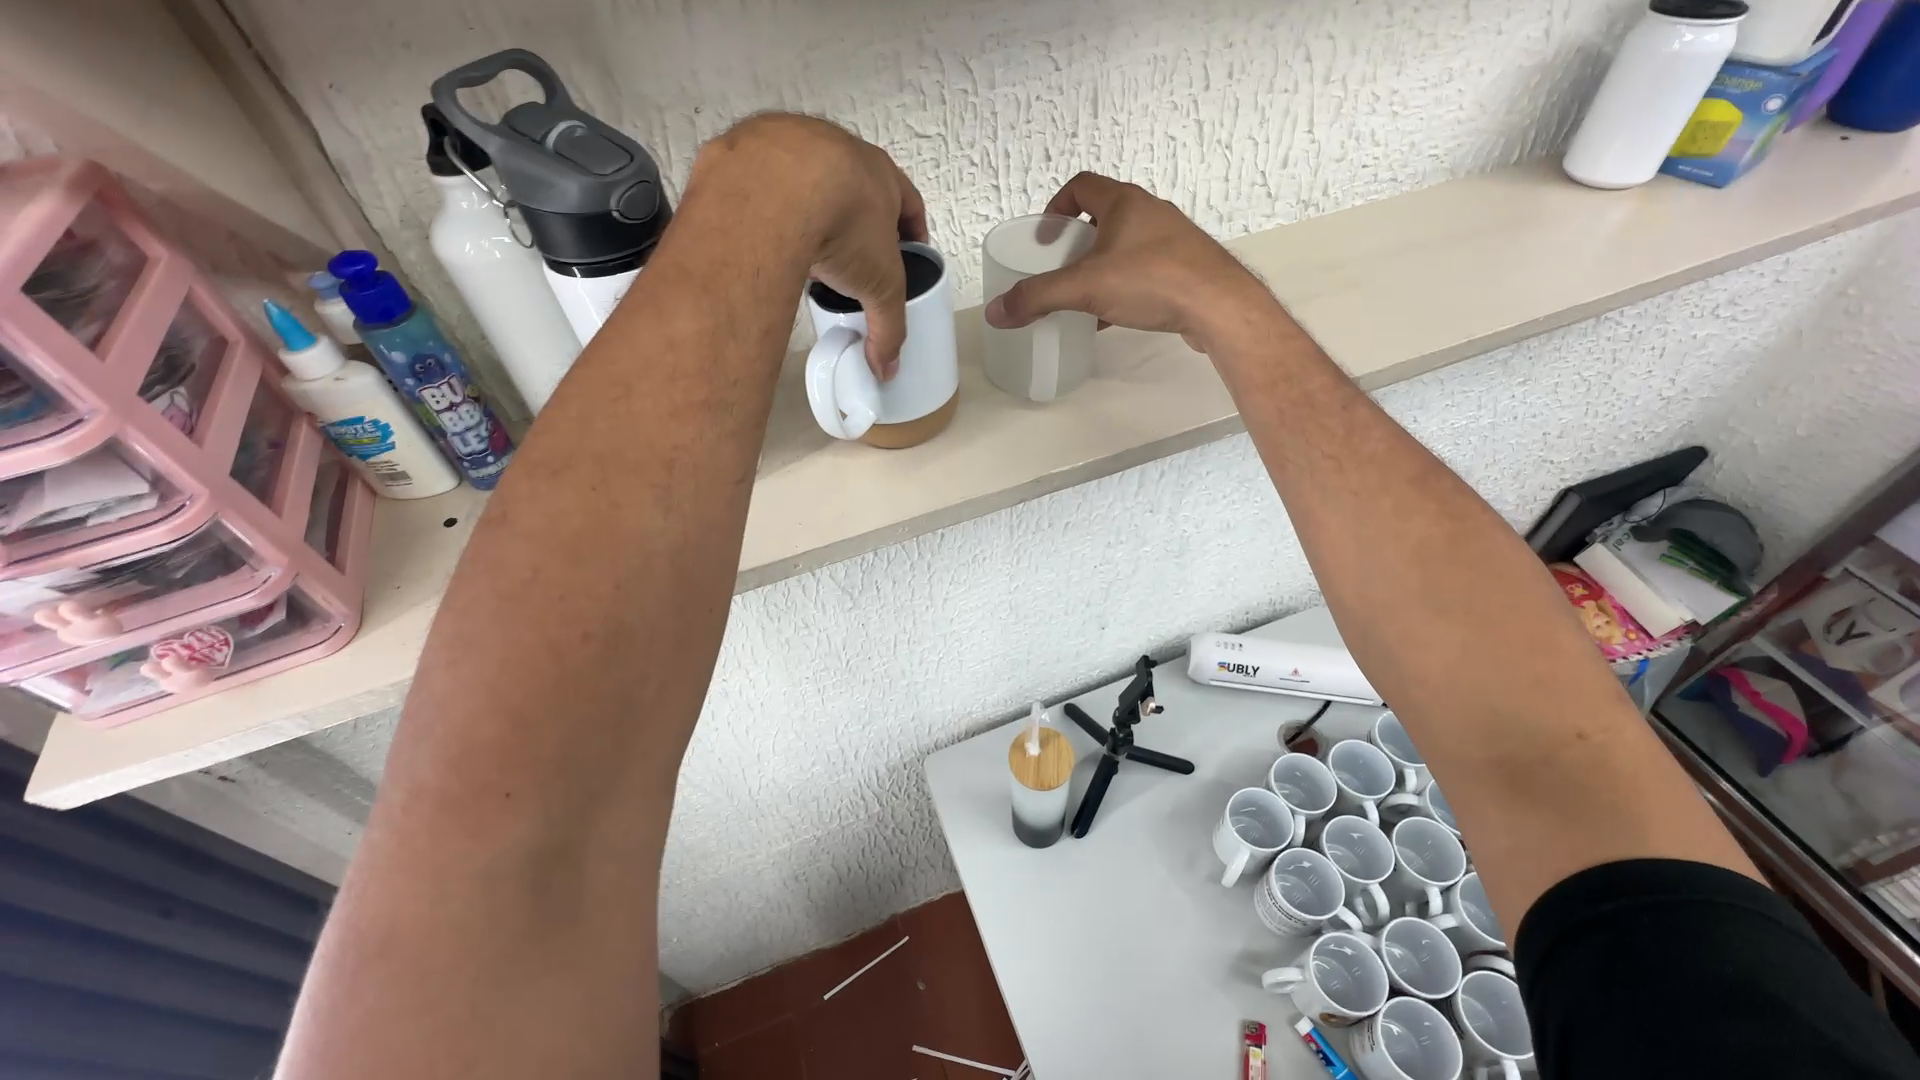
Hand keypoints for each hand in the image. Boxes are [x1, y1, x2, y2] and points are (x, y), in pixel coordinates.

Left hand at [690, 114, 926, 378]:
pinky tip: (761, 235)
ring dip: (809, 209)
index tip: (906, 252)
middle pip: (855, 185)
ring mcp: (787, 141)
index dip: (910, 229)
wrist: (773, 190)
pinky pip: (759, 183)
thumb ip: (887, 327)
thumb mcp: (879, 286)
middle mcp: (836, 146)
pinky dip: (764, 208)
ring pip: (805, 178)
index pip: (907, 200)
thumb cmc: (845, 228)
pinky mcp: (745, 150)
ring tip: (803, 248)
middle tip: (852, 256)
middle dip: (857, 218)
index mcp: (880, 172)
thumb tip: (886, 369)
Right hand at [982, 172, 1278, 353]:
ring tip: (1085, 295)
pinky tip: (1114, 316)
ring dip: (1103, 265)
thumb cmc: (1152, 281)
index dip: (1056, 207)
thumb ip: (1037, 298)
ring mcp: (1173, 241)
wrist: (1218, 307)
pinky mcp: (1188, 268)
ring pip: (1127, 246)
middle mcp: (1151, 213)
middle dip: (1078, 242)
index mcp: (1125, 203)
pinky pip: (1147, 271)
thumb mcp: (1084, 288)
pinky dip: (1125, 287)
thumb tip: (996, 312)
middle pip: (1105, 217)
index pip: (1082, 187)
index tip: (1044, 238)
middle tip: (1061, 269)